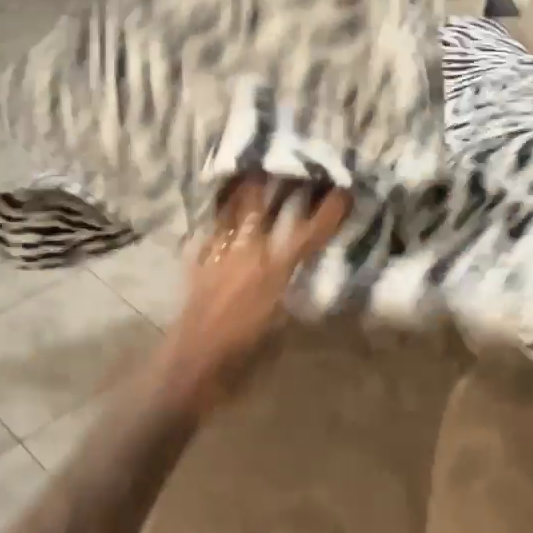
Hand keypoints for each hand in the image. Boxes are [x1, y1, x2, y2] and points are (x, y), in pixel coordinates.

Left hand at [156, 175, 350, 408]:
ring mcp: (216, 258)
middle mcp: (245, 256)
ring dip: (240, 191)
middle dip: (273, 182)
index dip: (327, 212)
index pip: (308, 235)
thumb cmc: (241, 360)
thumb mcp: (280, 335)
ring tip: (248, 171)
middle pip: (259, 208)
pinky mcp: (195, 269)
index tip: (344, 191)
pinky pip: (207, 237)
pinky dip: (215, 224)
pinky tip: (218, 218)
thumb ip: (289, 306)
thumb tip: (298, 292)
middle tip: (284, 161)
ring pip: (229, 214)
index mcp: (273, 272)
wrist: (188, 371)